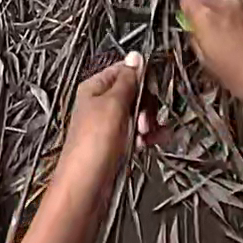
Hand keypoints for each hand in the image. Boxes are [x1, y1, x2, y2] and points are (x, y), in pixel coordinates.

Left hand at [53, 53, 155, 197]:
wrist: (87, 185)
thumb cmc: (92, 146)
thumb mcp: (113, 104)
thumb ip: (127, 80)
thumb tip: (135, 57)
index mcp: (94, 88)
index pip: (123, 70)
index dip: (141, 77)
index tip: (154, 85)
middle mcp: (100, 104)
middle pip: (134, 92)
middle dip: (147, 102)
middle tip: (147, 115)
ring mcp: (109, 125)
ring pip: (139, 113)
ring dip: (150, 121)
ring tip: (148, 132)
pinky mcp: (118, 143)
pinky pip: (139, 133)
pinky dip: (149, 136)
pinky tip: (152, 142)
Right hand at [178, 0, 242, 120]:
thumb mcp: (209, 66)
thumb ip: (197, 41)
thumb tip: (195, 32)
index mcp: (207, 15)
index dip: (187, 6)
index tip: (190, 20)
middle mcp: (229, 2)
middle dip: (210, 15)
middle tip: (215, 40)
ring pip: (233, 5)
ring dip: (233, 19)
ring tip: (241, 46)